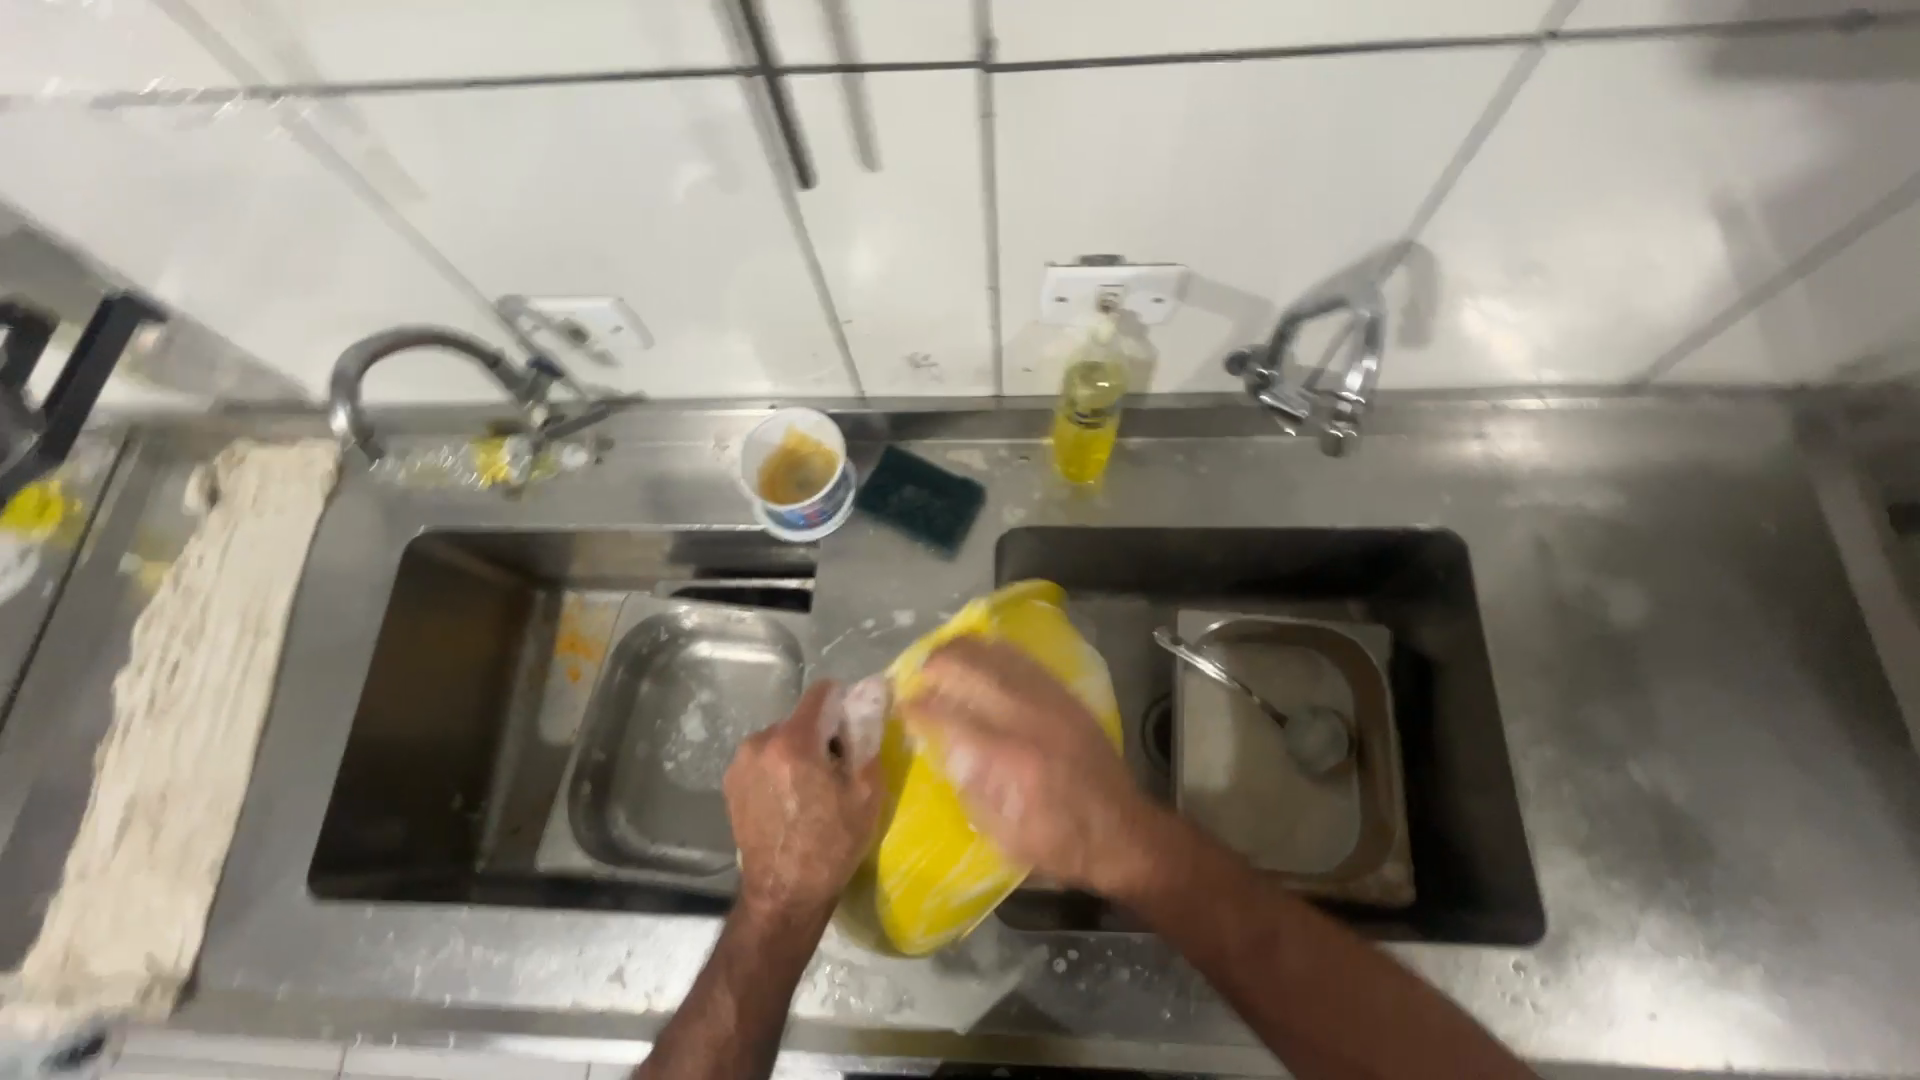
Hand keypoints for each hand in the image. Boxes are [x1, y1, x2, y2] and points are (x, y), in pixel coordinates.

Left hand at [725, 680, 882, 919]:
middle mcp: (759, 742)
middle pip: (801, 718)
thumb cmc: (832, 844)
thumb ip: (866, 736)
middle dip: (822, 733)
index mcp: (793, 741)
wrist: (784, 894)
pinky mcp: (731, 782)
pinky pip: (765, 757)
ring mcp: (740, 762)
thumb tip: (870, 696)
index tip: (854, 728)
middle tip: (837, 769)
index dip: (843, 702)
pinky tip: (791, 800)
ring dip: (799, 751)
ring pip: (782, 737)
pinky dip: (780, 767)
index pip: (821, 692)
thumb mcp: (866, 790)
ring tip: (813, 789)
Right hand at [902, 637, 1170, 896]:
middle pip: (967, 669)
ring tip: (939, 659)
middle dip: (933, 667)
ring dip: (960, 652)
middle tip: (916, 677)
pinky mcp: (1065, 695)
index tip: (901, 706)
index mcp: (1004, 760)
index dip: (917, 707)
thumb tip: (939, 744)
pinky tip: (979, 655)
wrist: (1121, 830)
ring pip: (994, 655)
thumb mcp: (998, 832)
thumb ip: (966, 783)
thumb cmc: (1056, 842)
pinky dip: (994, 652)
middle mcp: (1024, 719)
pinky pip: (1022, 659)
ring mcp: (1048, 701)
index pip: (946, 715)